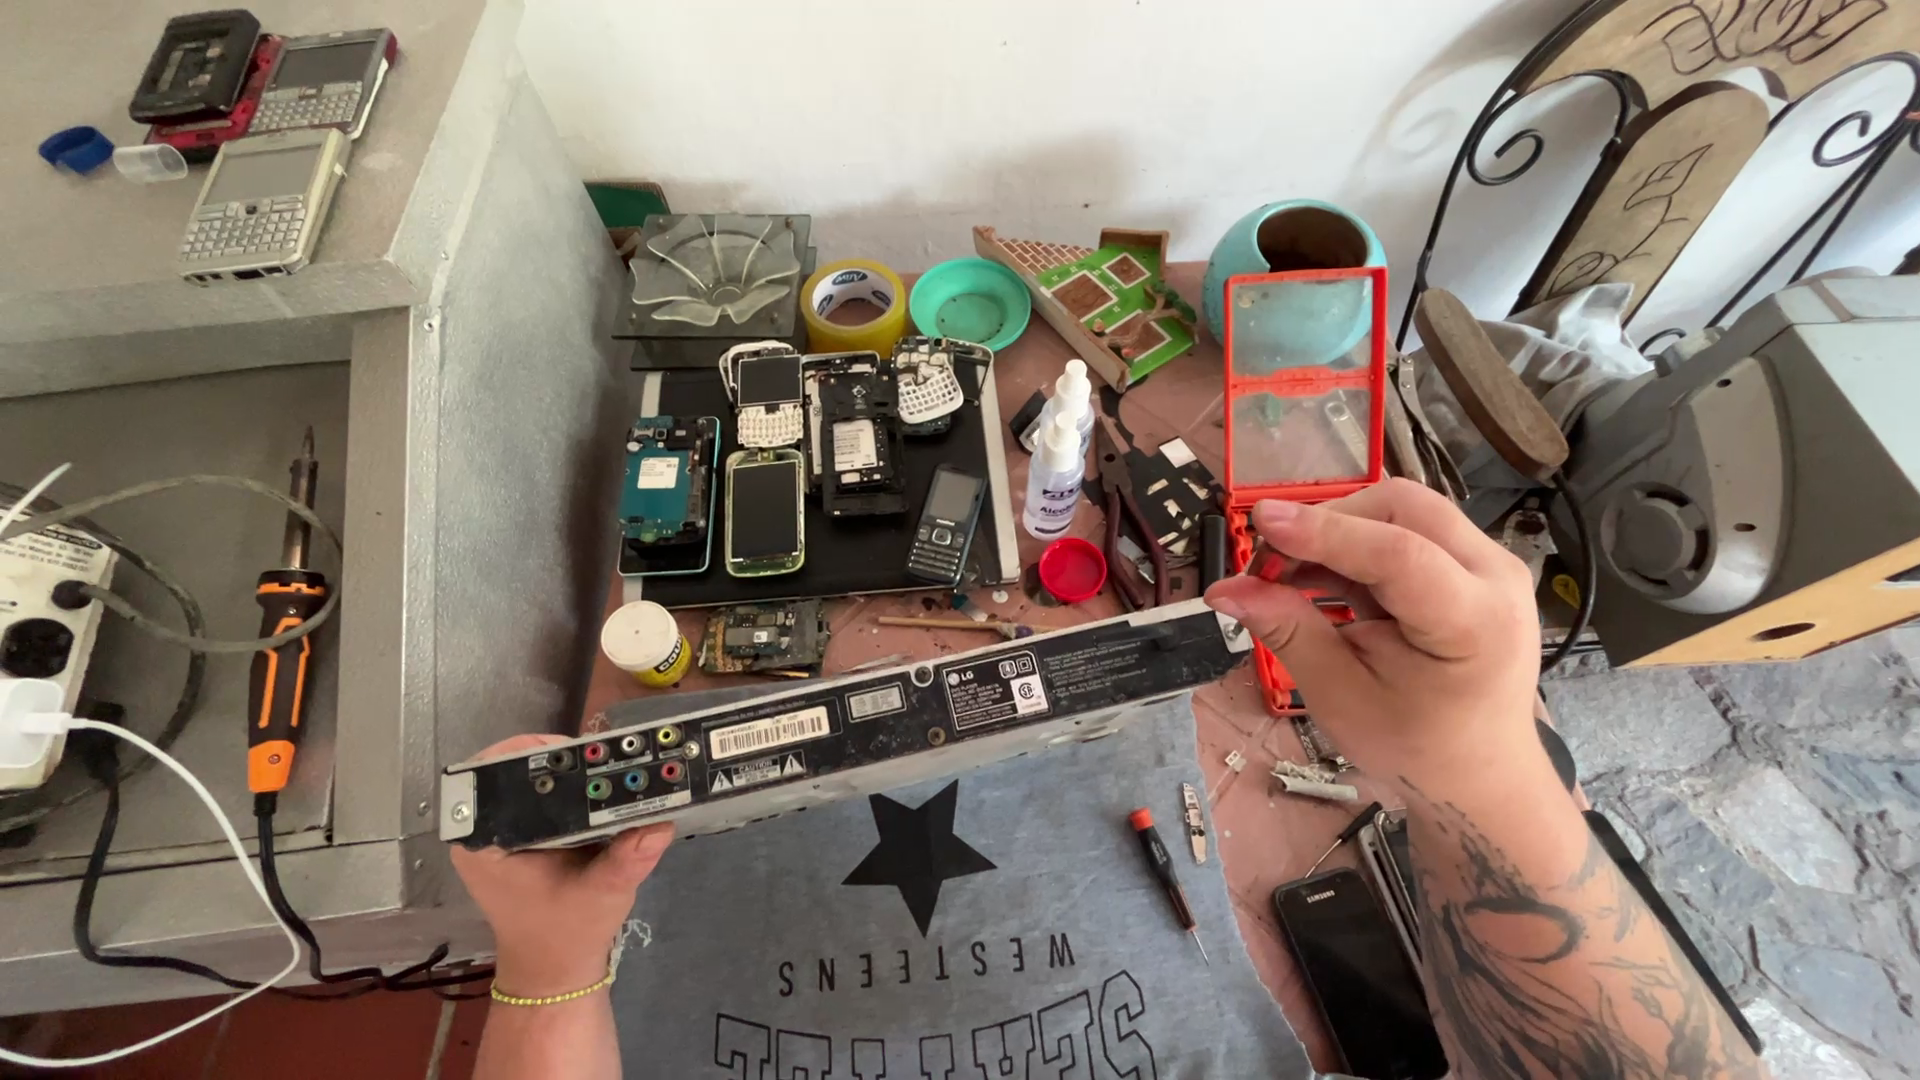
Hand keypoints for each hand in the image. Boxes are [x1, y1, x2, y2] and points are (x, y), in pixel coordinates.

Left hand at [451, 734, 672, 995]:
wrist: (556, 969)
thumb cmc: (566, 934)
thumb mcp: (601, 894)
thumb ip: (626, 859)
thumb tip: (658, 824)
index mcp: (486, 843)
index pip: (494, 775)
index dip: (533, 754)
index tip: (578, 755)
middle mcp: (488, 830)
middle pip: (516, 768)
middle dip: (564, 758)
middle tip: (606, 760)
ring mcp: (506, 832)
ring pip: (533, 777)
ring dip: (573, 769)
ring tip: (610, 769)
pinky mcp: (525, 834)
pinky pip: (546, 794)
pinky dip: (576, 786)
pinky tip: (605, 788)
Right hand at [1203, 479, 1542, 789]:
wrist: (1478, 770)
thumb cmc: (1412, 744)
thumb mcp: (1338, 694)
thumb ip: (1287, 632)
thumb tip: (1224, 591)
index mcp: (1473, 624)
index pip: (1398, 554)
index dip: (1325, 532)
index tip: (1262, 521)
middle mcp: (1494, 577)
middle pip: (1403, 508)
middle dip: (1328, 522)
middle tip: (1272, 562)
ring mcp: (1486, 564)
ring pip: (1400, 509)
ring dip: (1335, 530)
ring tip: (1289, 575)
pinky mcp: (1468, 563)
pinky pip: (1403, 528)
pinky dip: (1350, 543)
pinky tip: (1317, 578)